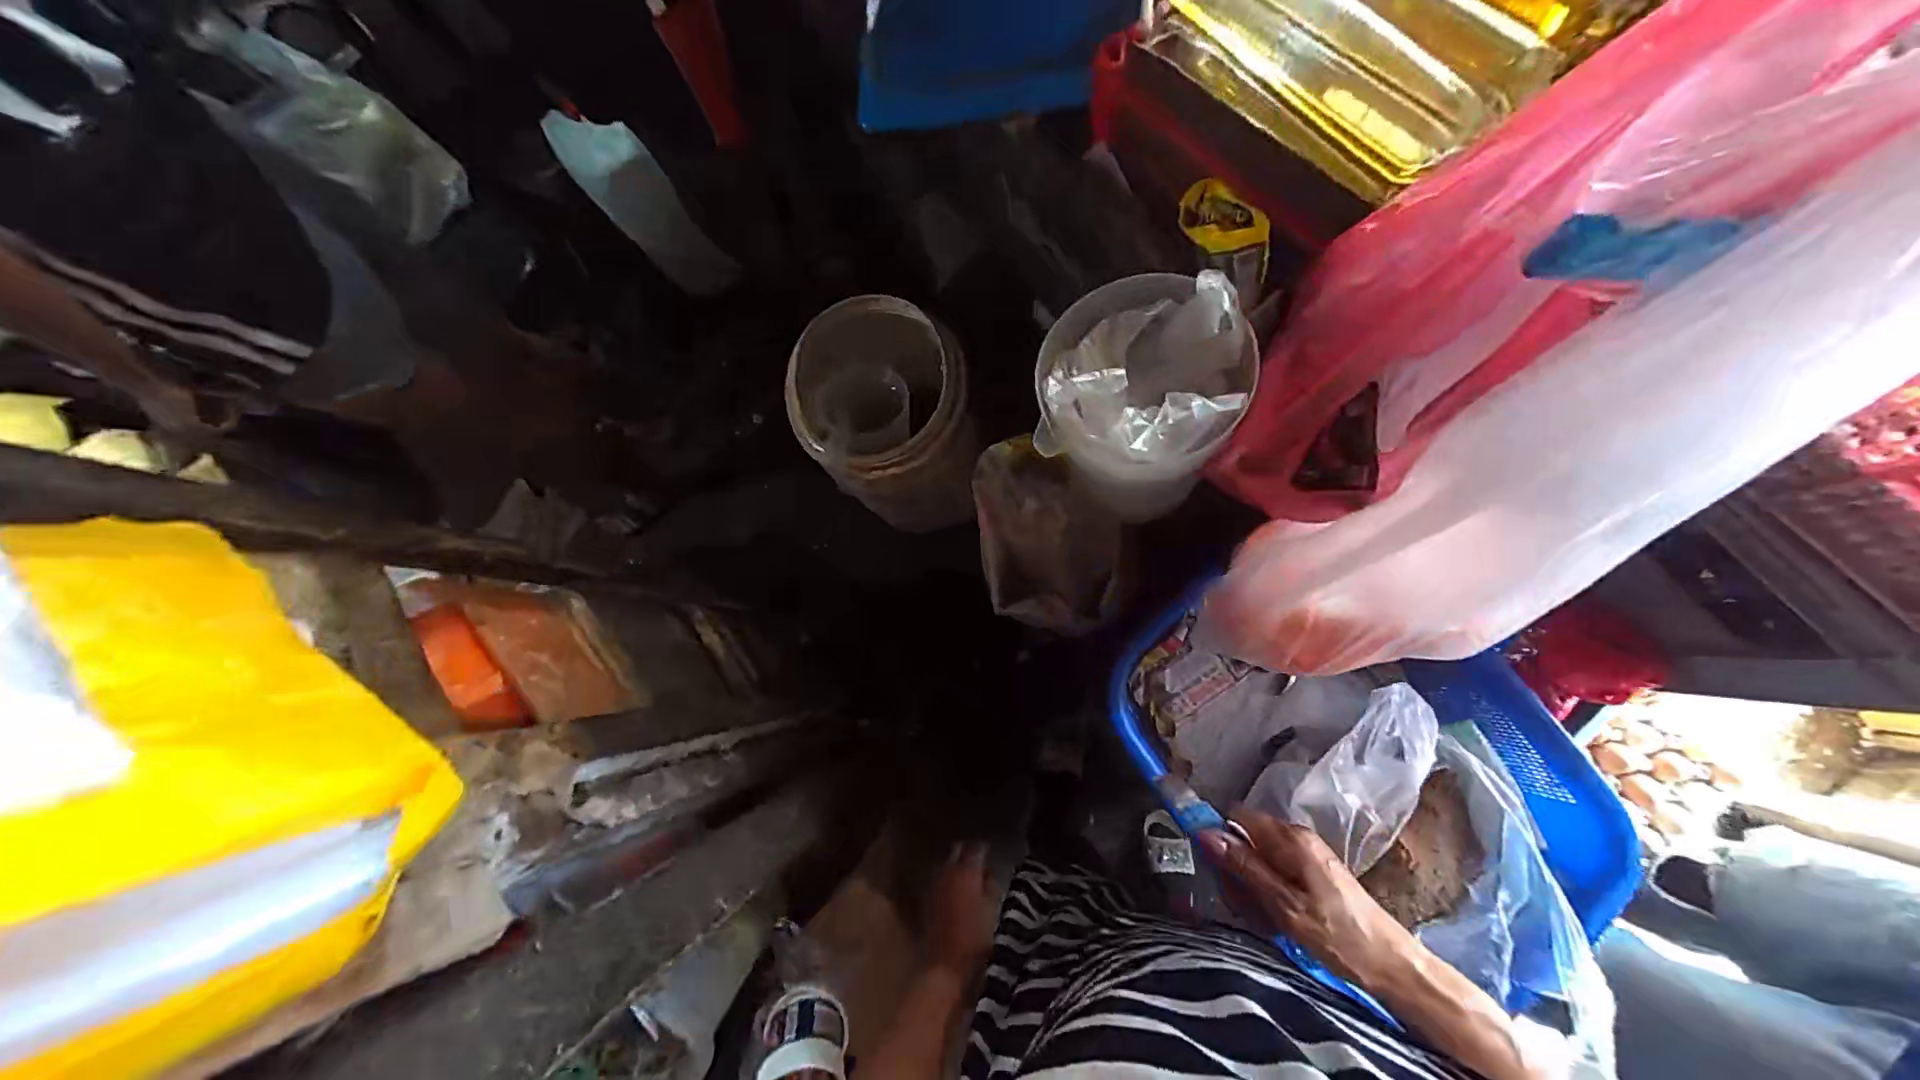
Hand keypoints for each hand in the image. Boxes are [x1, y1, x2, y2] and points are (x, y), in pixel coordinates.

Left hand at [924, 842, 995, 976]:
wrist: (944, 965)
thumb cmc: (975, 939)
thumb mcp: (992, 912)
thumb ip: (990, 888)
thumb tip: (988, 874)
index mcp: (966, 872)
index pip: (975, 848)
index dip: (984, 848)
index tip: (991, 852)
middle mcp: (947, 872)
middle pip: (956, 851)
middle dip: (967, 852)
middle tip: (980, 861)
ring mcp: (934, 884)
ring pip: (945, 864)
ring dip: (956, 866)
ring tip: (969, 876)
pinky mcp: (926, 898)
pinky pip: (938, 879)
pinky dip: (947, 879)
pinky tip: (955, 890)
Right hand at [1199, 807, 1419, 987]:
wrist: (1394, 966)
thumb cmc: (1339, 936)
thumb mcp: (1284, 905)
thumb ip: (1245, 867)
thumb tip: (1207, 834)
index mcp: (1291, 838)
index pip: (1237, 816)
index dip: (1218, 834)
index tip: (1209, 863)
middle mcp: (1298, 837)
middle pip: (1246, 837)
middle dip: (1234, 866)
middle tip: (1238, 901)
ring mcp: (1307, 855)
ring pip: (1259, 857)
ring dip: (1250, 883)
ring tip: (1258, 915)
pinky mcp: (1314, 873)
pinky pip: (1276, 871)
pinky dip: (1267, 891)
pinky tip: (1274, 917)